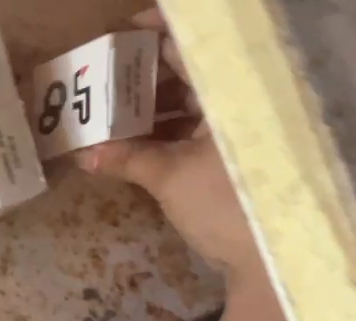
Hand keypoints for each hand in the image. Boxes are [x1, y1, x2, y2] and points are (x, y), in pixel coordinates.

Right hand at [77, 9, 267, 288]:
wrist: (271, 252)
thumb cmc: (227, 204)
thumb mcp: (169, 178)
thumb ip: (128, 158)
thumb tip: (85, 153)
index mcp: (235, 89)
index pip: (195, 44)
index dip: (157, 33)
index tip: (119, 35)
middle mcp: (242, 98)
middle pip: (189, 70)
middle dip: (141, 76)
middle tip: (99, 83)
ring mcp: (239, 125)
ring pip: (187, 100)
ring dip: (146, 108)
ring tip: (103, 116)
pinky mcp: (232, 151)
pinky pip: (191, 127)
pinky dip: (161, 131)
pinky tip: (127, 142)